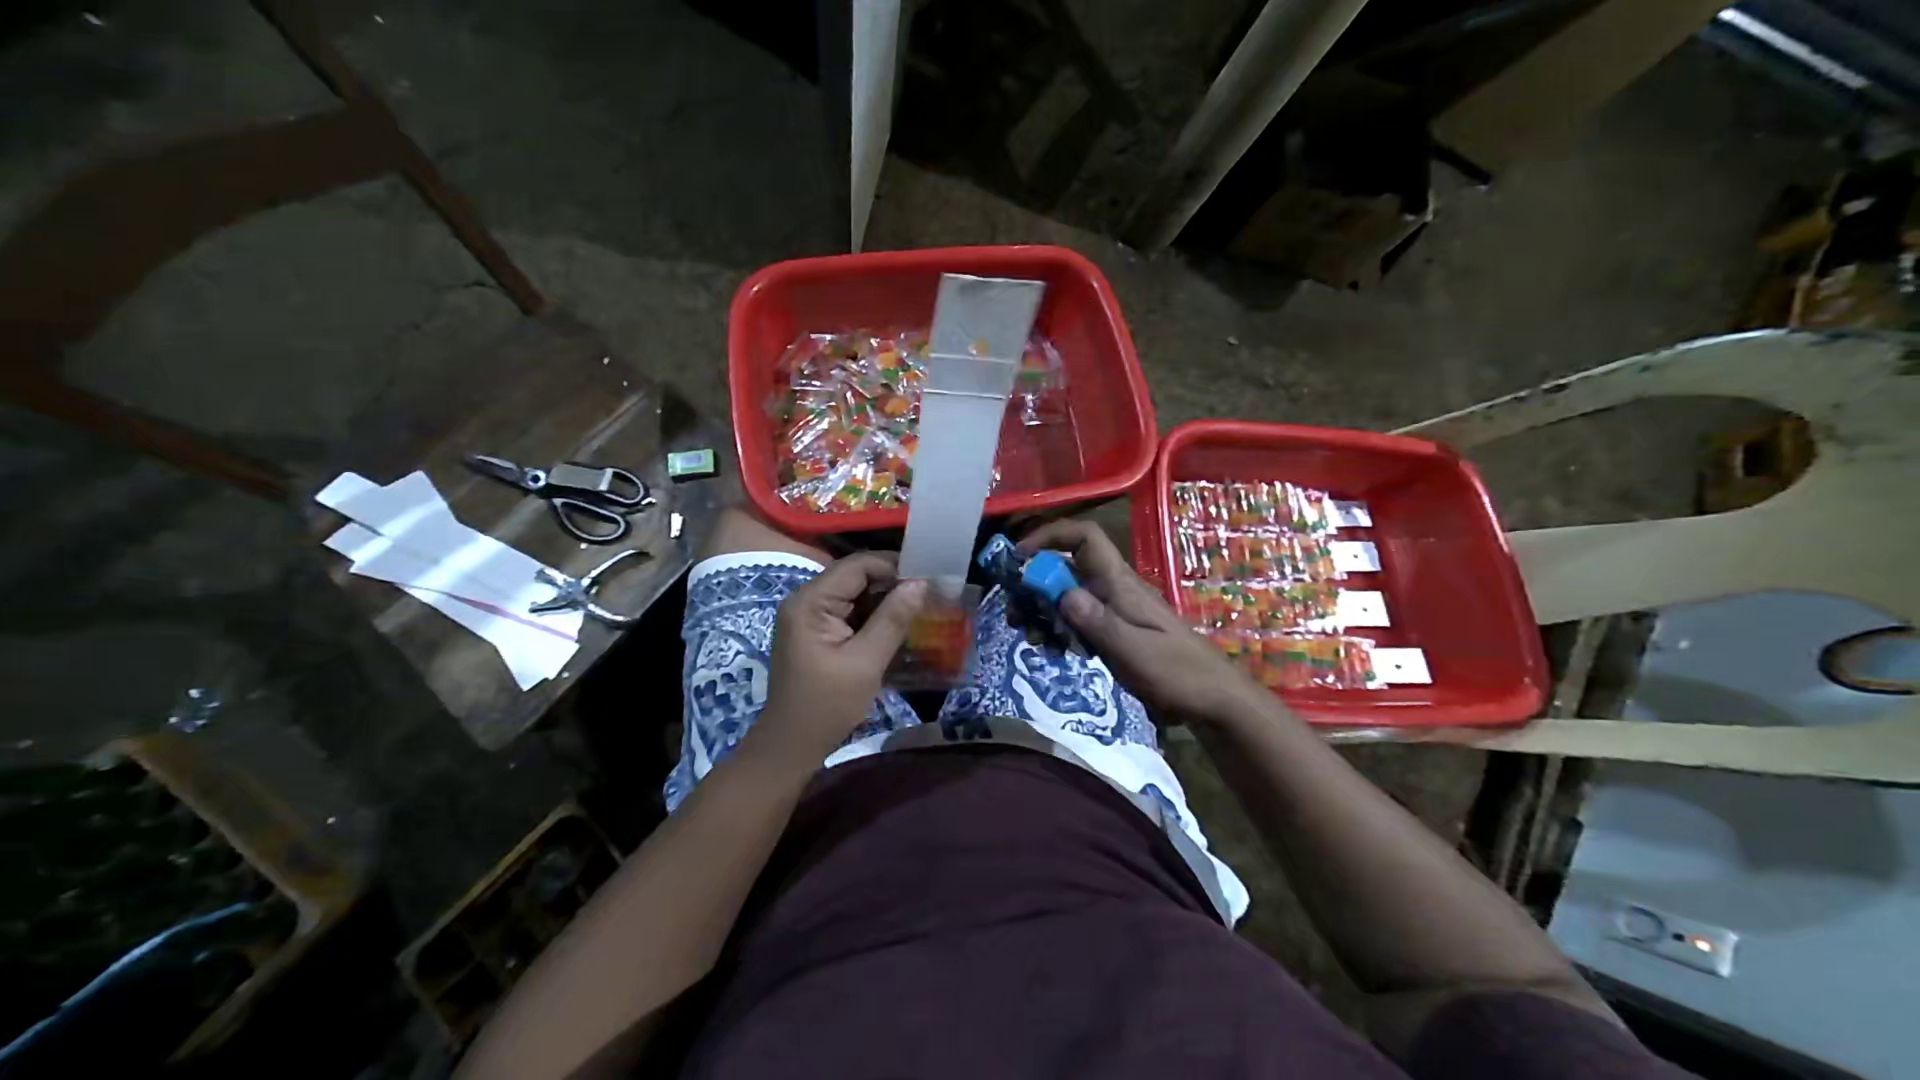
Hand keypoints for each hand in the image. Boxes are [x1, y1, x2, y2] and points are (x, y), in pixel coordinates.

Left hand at [752, 553, 926, 766]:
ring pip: (855, 594)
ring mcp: (810, 616)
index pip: (856, 566)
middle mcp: (806, 600)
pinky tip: (900, 623)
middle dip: (893, 582)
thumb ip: (892, 619)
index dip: (893, 566)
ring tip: (922, 605)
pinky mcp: (817, 632)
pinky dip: (875, 615)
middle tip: (930, 592)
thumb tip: (920, 583)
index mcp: (810, 602)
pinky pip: (850, 612)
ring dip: (886, 599)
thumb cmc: (827, 706)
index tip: (928, 577)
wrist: (791, 745)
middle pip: (855, 576)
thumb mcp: (865, 662)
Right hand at [1018, 520, 1263, 722]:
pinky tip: (1052, 650)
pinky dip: (1058, 629)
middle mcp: (1113, 589)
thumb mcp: (1135, 651)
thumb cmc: (1178, 673)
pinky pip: (1076, 619)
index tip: (1019, 558)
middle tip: (1013, 612)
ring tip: (1029, 636)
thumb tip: (1062, 593)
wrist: (1213, 700)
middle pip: (1065, 567)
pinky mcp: (1112, 632)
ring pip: (1066, 595)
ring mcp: (1113, 610)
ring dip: (1041, 610)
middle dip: (1033, 583)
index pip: (1084, 537)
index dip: (1050, 536)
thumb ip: (1099, 623)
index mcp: (1120, 583)